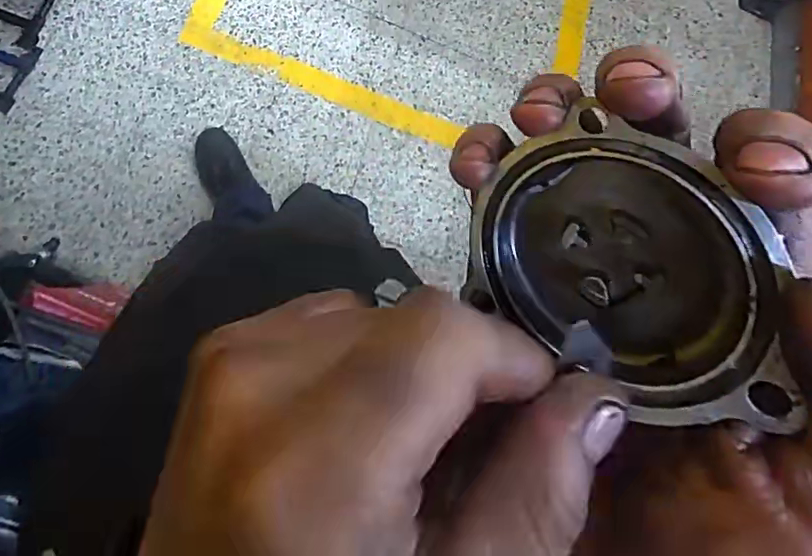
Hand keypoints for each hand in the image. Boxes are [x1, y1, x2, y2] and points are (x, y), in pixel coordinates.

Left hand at [141, 287, 630, 555]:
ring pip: (365, 311)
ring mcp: (226, 359)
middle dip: (460, 368)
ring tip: (404, 446)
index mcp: (312, 463)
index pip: (438, 330)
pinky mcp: (215, 355)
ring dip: (405, 362)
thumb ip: (531, 500)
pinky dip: (355, 357)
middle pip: (404, 317)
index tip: (544, 403)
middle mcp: (257, 383)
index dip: (510, 355)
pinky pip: (317, 320)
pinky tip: (350, 426)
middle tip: (476, 445)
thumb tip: (596, 400)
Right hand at [449, 46, 811, 555]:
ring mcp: (585, 249)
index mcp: (758, 273)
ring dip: (551, 106)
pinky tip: (475, 172)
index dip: (766, 142)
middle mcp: (669, 242)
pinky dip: (483, 165)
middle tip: (627, 92)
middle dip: (640, 84)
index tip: (744, 168)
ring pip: (570, 142)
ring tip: (532, 117)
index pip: (773, 170)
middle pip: (658, 126)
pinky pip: (498, 200)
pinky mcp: (518, 274)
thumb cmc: (761, 549)